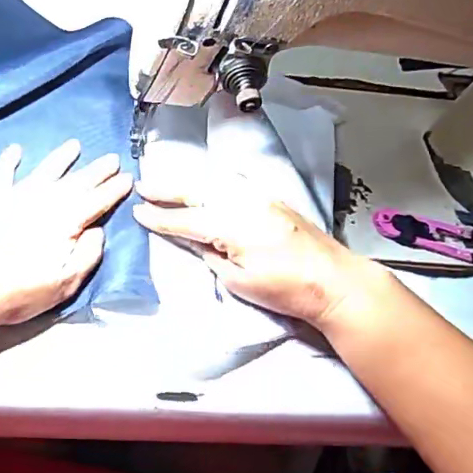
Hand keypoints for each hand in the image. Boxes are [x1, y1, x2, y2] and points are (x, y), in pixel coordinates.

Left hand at [0, 140, 133, 329]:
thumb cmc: (17, 292)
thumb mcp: (64, 284)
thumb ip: (87, 255)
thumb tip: (97, 231)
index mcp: (66, 221)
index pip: (97, 201)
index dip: (114, 189)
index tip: (127, 179)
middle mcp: (45, 201)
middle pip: (77, 181)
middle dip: (97, 170)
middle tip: (112, 159)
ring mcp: (17, 196)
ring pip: (46, 170)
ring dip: (62, 157)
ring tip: (74, 145)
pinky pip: (3, 173)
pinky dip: (9, 160)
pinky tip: (15, 150)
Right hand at [132, 172, 389, 328]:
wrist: (335, 282)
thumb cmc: (286, 290)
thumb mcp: (238, 281)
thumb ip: (211, 255)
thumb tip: (196, 240)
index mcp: (232, 224)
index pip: (186, 220)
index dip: (160, 218)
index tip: (138, 212)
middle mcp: (245, 203)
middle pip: (198, 192)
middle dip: (168, 190)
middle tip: (143, 187)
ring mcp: (262, 197)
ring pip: (216, 182)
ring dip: (190, 183)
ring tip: (169, 184)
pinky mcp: (274, 199)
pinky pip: (236, 183)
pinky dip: (214, 182)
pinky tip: (208, 183)